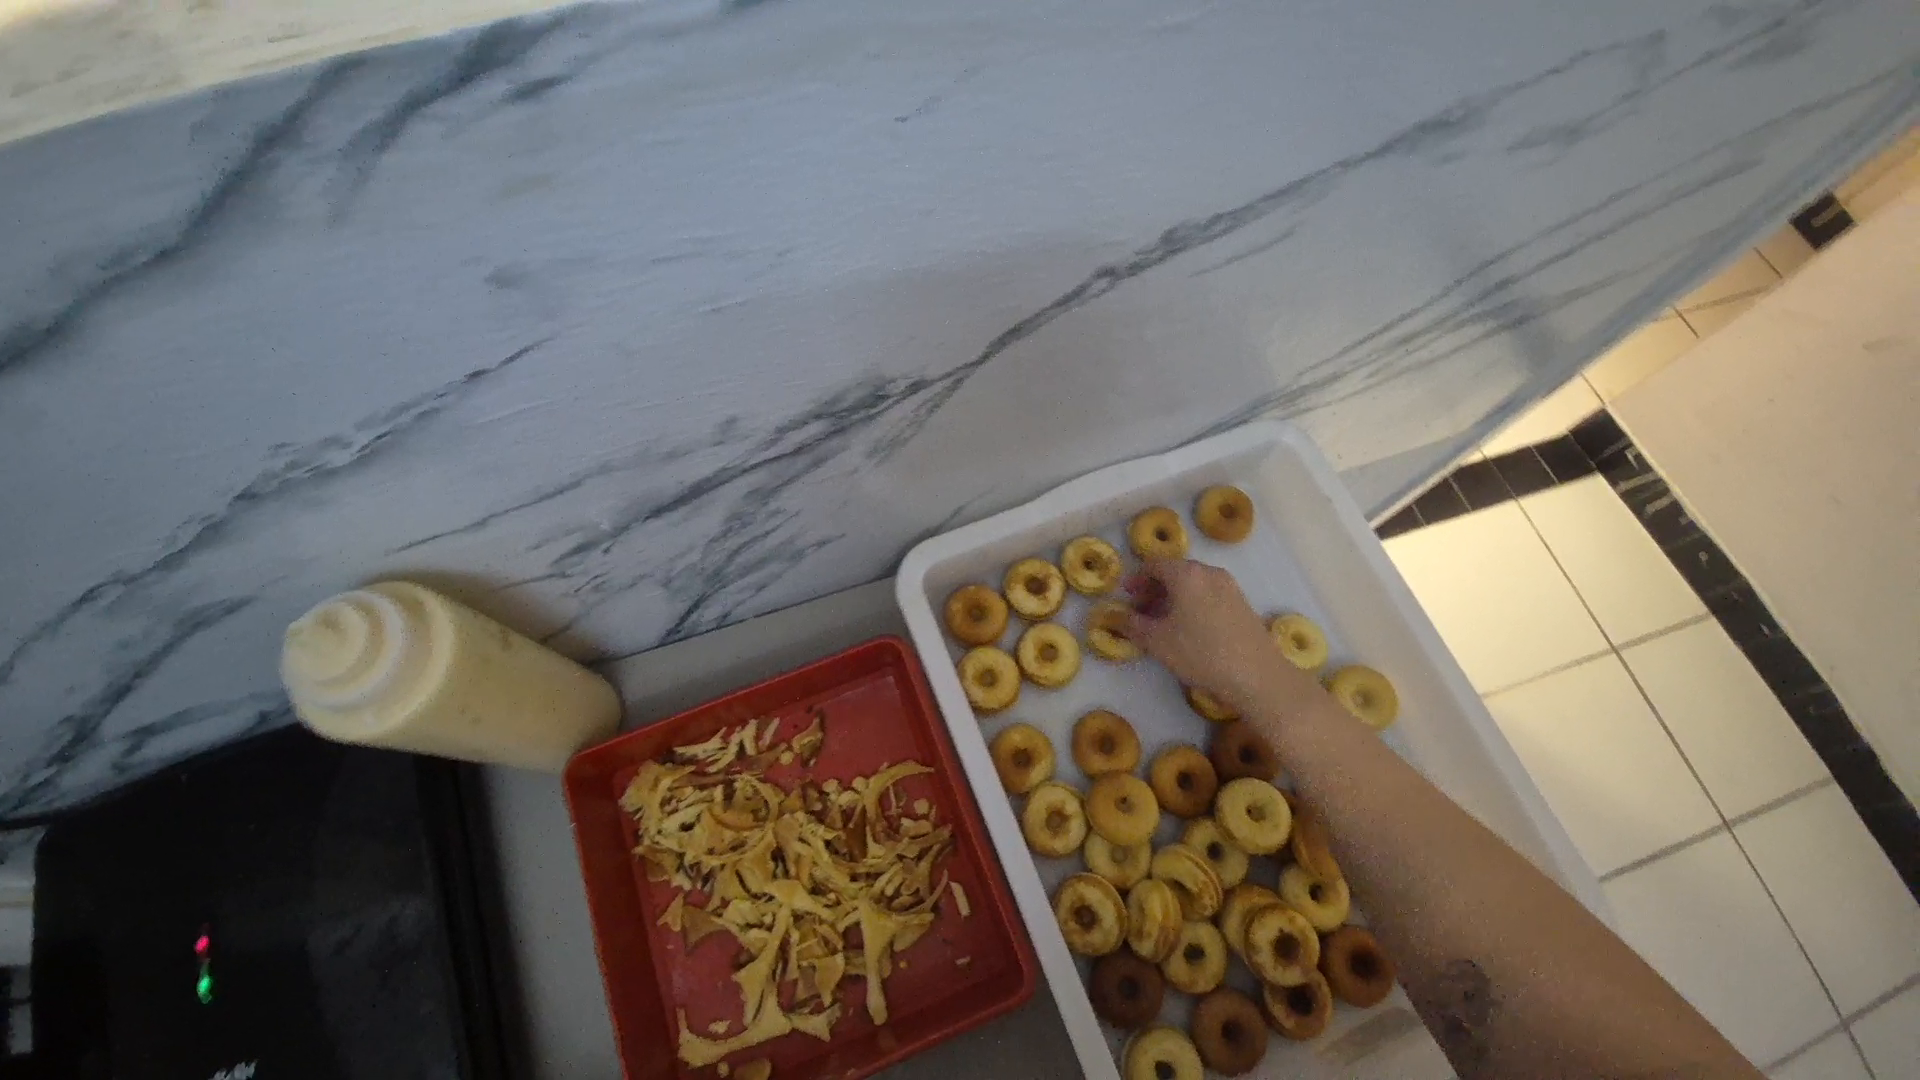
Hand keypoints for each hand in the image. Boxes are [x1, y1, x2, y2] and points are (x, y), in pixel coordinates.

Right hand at [1121, 558, 1311, 711]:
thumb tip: (1118, 616)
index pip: (1154, 564)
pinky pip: (1209, 594)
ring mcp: (1230, 587)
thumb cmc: (1200, 653)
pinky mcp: (1242, 604)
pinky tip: (1189, 628)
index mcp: (1187, 574)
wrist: (1256, 676)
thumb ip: (1133, 625)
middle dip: (1155, 589)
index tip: (1127, 596)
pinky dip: (1193, 603)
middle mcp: (1210, 573)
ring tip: (1163, 622)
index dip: (1137, 578)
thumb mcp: (1157, 642)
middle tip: (1141, 610)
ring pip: (1194, 584)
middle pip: (1176, 572)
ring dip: (1174, 597)